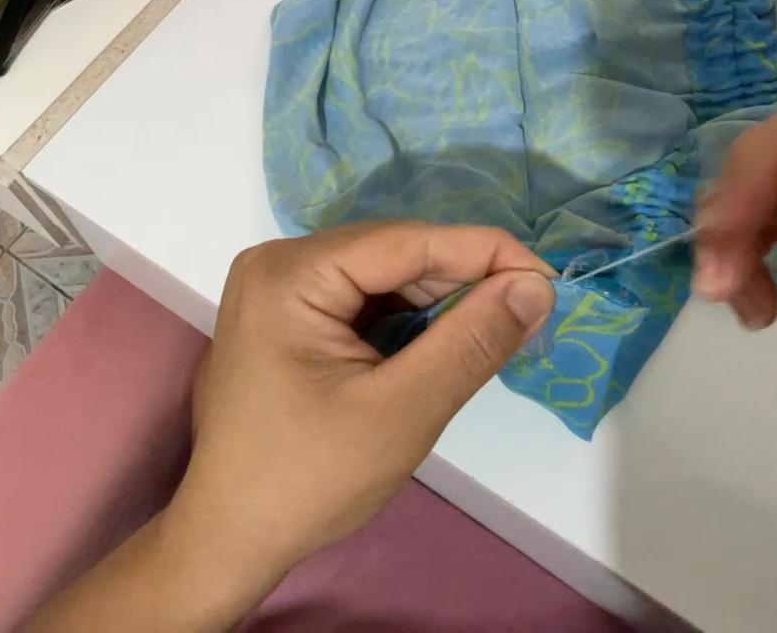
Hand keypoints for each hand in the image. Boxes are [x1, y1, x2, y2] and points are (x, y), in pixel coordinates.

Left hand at [169, 222, 556, 581]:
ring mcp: (278, 287)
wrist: (229, 535)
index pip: (403, 241)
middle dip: (460, 280)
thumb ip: (470, 343)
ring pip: (379, 276)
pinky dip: (404, 318)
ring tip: (494, 326)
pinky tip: (442, 338)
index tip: (547, 277)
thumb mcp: (401, 412)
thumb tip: (535, 287)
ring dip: (436, 300)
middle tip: (528, 310)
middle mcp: (279, 263)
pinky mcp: (286, 313)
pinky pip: (359, 298)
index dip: (481, 251)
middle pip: (390, 255)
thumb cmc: (308, 478)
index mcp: (290, 273)